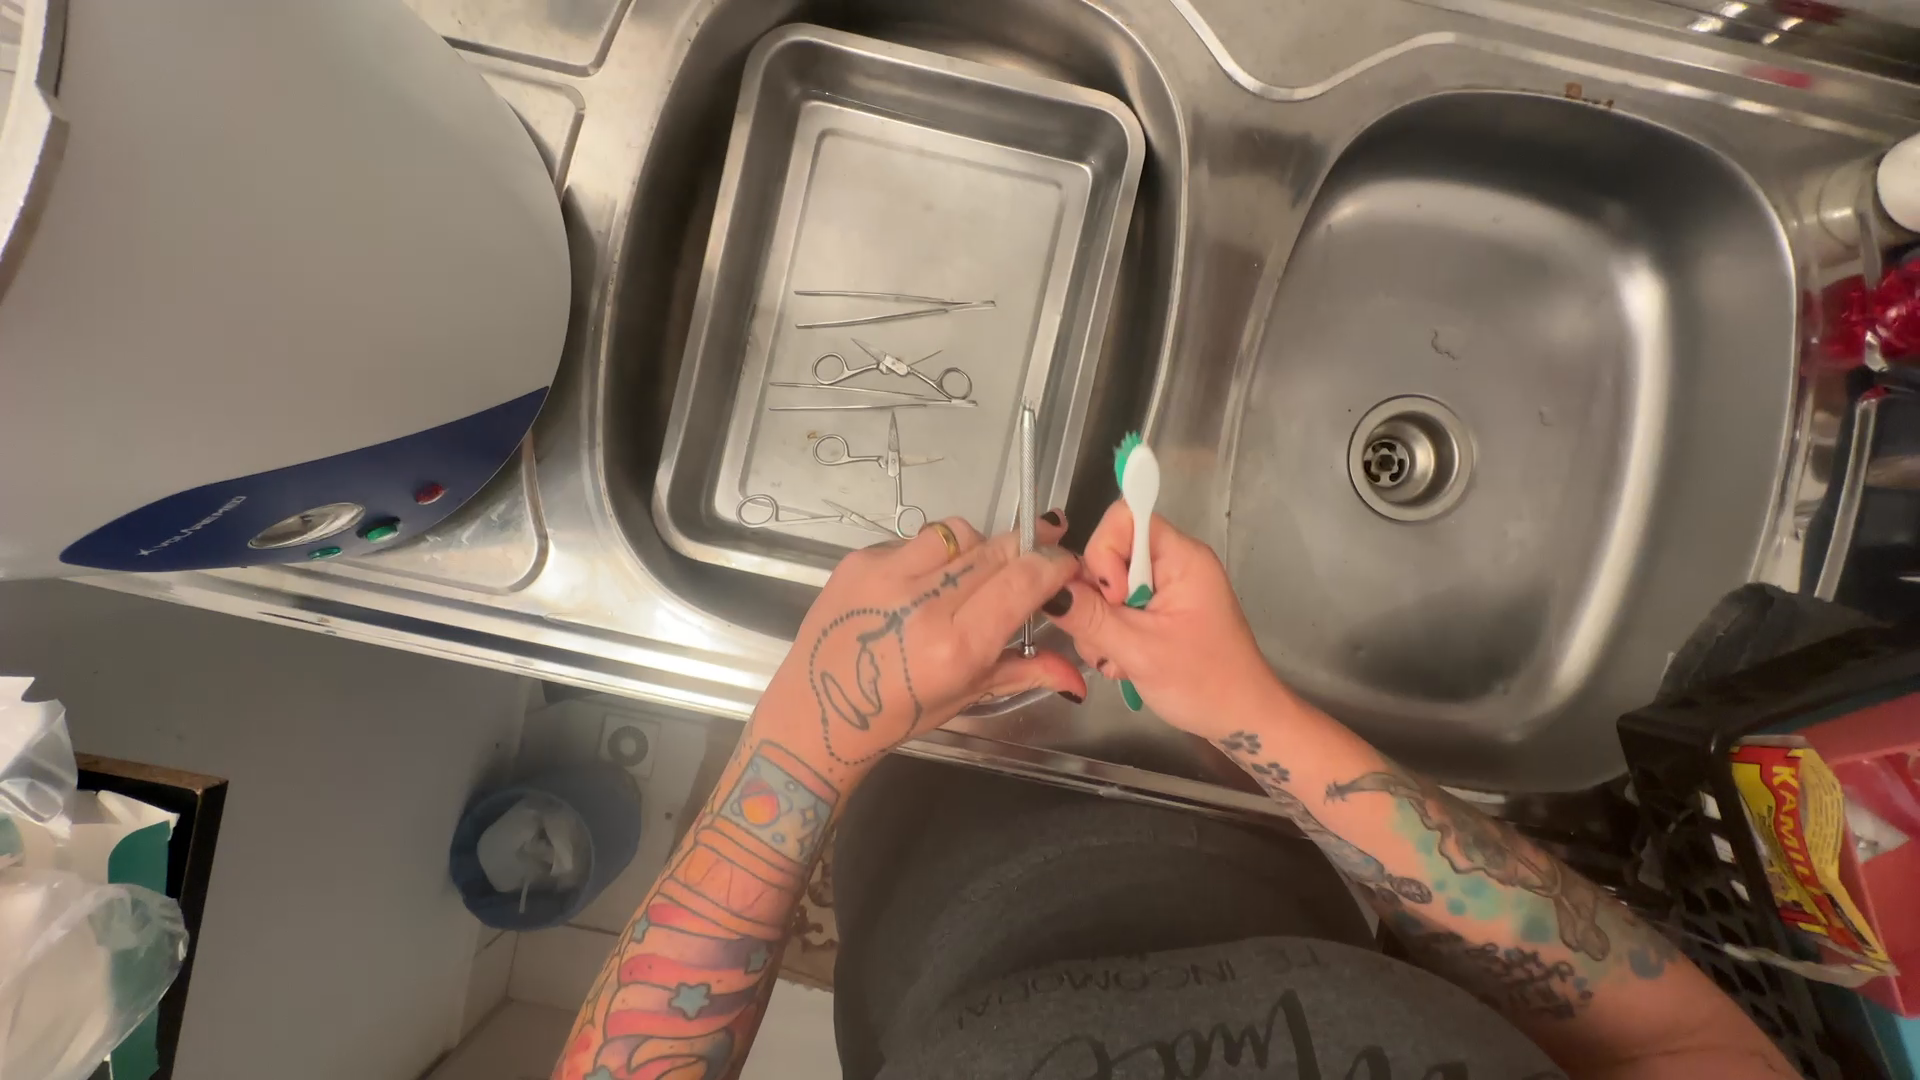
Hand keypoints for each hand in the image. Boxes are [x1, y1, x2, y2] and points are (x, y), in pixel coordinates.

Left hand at [760, 512, 1085, 769]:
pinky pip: (918, 539)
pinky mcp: (860, 559)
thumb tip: (1081, 678)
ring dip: (978, 548)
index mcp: (955, 645)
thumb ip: (1027, 672)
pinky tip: (924, 583)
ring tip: (971, 576)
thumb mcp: (966, 696)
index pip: (1023, 579)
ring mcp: (887, 574)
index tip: (1065, 563)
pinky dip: (934, 554)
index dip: (1054, 563)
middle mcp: (922, 602)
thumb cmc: (896, 714)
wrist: (819, 710)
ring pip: (960, 532)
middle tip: (1032, 562)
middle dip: (1024, 552)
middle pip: (997, 549)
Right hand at [1046, 501, 1290, 738]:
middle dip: (1096, 599)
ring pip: (1103, 587)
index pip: (1124, 518)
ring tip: (1120, 658)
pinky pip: (1113, 609)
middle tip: (1110, 638)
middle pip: (1107, 555)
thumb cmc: (1206, 684)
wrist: (1240, 720)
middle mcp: (1170, 563)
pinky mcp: (1154, 610)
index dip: (1104, 552)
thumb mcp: (1140, 651)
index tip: (1112, 597)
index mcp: (1180, 558)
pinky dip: (1108, 635)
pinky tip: (1123, 662)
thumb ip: (1090, 617)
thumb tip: (1048, 591)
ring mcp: (1161, 588)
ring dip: (1099, 625)